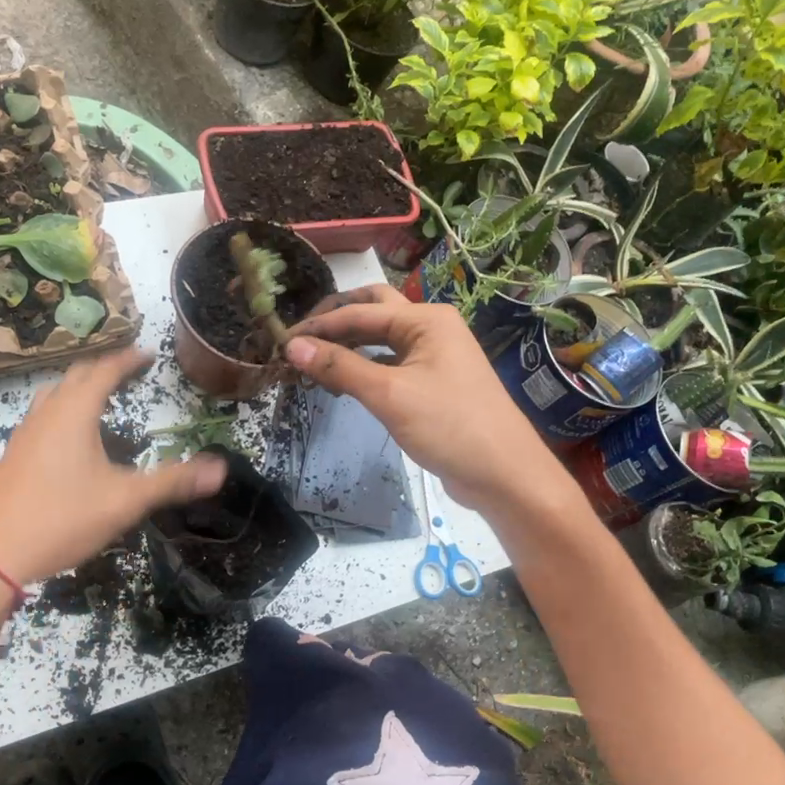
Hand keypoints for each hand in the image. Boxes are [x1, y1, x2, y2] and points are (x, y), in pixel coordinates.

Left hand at [0, 349, 225, 586]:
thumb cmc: (60, 519)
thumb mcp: (124, 501)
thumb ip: (172, 482)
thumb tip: (221, 469)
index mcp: (74, 413)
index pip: (104, 371)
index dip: (128, 360)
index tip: (147, 353)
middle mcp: (46, 415)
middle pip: (75, 377)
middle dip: (103, 369)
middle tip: (127, 371)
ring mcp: (23, 436)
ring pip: (52, 397)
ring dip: (77, 389)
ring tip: (98, 398)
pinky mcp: (11, 459)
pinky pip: (41, 420)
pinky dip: (62, 414)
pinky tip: (69, 444)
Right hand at [284, 284, 569, 515]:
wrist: (504, 473)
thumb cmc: (449, 427)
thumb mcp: (389, 396)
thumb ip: (340, 368)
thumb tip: (293, 346)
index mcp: (425, 319)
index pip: (359, 312)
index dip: (318, 325)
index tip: (279, 340)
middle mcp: (431, 328)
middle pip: (373, 311)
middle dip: (335, 320)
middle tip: (299, 337)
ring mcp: (434, 355)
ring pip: (381, 339)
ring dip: (348, 345)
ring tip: (311, 360)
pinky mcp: (432, 383)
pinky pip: (390, 363)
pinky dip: (363, 367)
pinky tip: (341, 383)